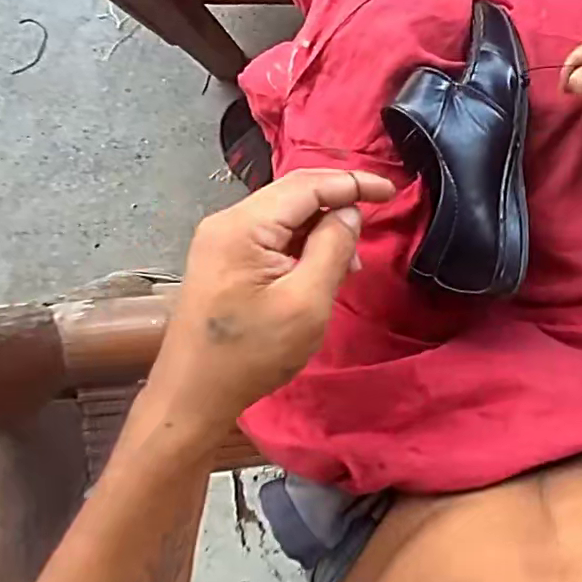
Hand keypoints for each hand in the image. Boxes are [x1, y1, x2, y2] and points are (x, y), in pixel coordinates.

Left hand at [147, 168, 396, 428]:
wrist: (191, 398)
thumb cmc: (250, 356)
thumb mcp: (306, 303)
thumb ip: (332, 248)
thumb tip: (349, 212)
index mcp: (243, 227)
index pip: (307, 186)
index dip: (353, 183)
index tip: (390, 191)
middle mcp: (228, 222)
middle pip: (294, 193)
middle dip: (339, 199)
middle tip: (377, 214)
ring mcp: (222, 240)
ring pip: (285, 215)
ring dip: (322, 226)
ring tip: (352, 260)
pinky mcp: (224, 259)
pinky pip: (273, 236)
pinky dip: (304, 243)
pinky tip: (323, 267)